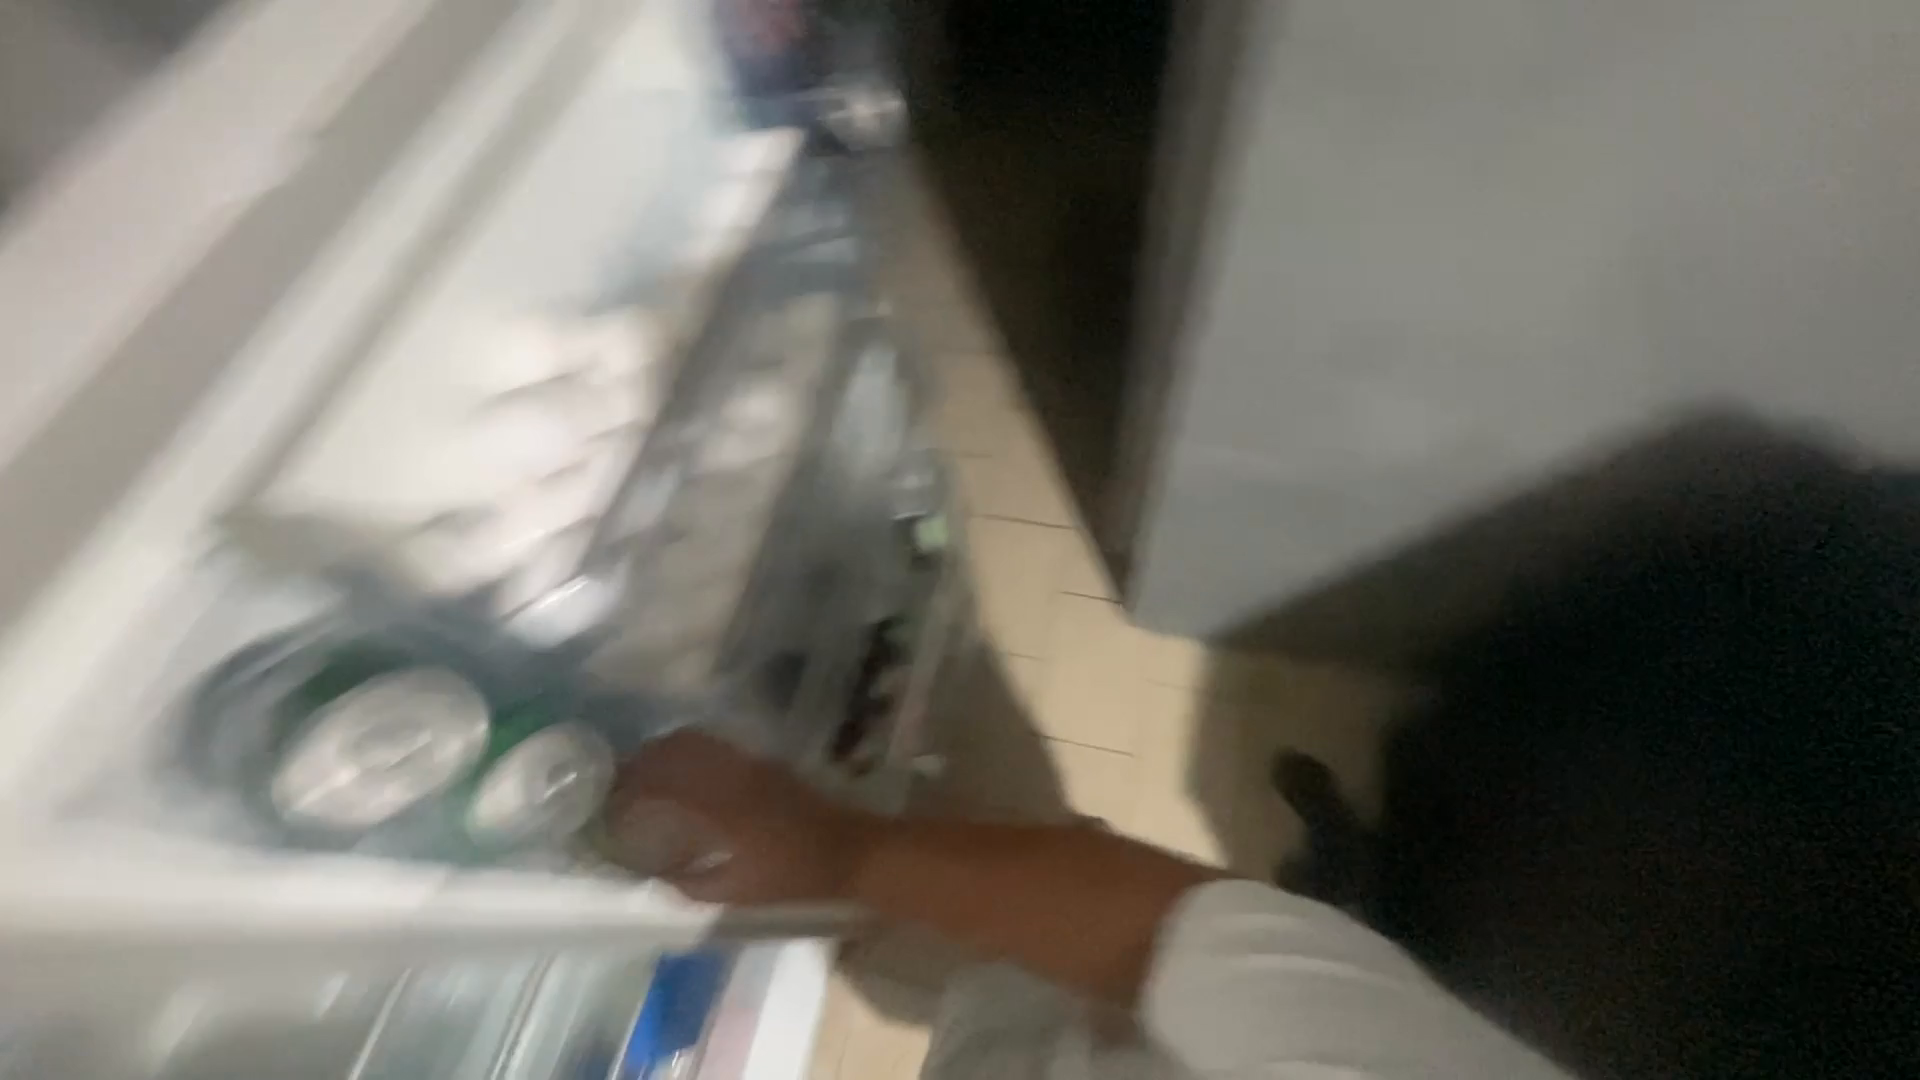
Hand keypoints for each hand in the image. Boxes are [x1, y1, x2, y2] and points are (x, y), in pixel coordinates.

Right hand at [604, 731, 879, 904]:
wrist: (851, 851)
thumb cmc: (795, 877)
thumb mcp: (737, 893)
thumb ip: (691, 884)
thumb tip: (653, 876)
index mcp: (724, 806)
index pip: (664, 781)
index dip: (630, 786)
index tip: (606, 801)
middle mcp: (735, 774)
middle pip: (676, 749)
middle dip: (640, 761)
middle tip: (615, 784)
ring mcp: (753, 763)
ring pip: (697, 741)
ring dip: (665, 752)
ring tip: (642, 776)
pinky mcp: (765, 763)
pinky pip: (717, 746)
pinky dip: (690, 751)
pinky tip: (682, 775)